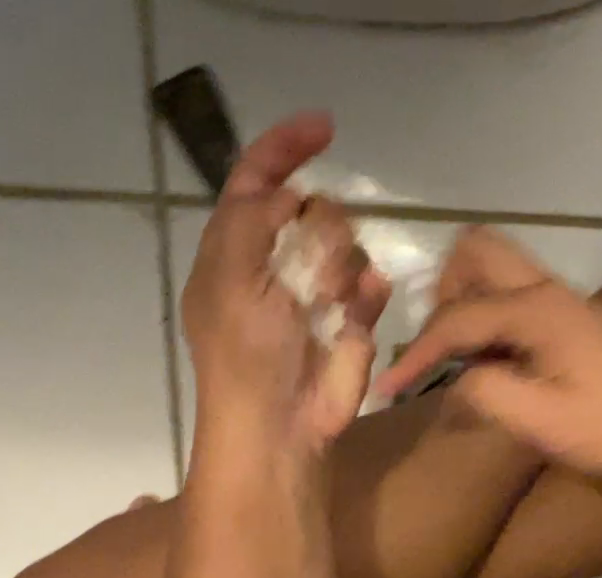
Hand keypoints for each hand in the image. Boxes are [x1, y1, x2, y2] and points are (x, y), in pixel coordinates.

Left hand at [180, 113, 391, 451]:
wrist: (280, 427)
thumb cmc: (245, 357)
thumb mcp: (230, 280)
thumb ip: (252, 223)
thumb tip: (294, 195)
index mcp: (234, 250)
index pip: (257, 180)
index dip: (284, 148)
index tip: (325, 126)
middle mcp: (277, 264)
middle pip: (313, 210)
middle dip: (317, 230)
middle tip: (306, 271)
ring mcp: (317, 294)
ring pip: (346, 244)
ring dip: (338, 267)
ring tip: (325, 307)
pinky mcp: (351, 323)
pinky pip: (371, 285)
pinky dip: (367, 292)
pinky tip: (355, 313)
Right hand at [376, 227, 601, 481]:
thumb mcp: (538, 422)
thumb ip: (483, 393)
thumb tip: (453, 378)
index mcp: (537, 310)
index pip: (456, 317)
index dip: (415, 353)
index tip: (387, 390)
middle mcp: (547, 290)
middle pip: (476, 251)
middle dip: (443, 292)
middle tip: (437, 349)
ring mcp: (562, 301)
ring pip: (496, 266)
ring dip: (466, 299)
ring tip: (461, 358)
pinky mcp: (569, 320)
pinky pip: (514, 293)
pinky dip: (489, 314)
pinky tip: (492, 362)